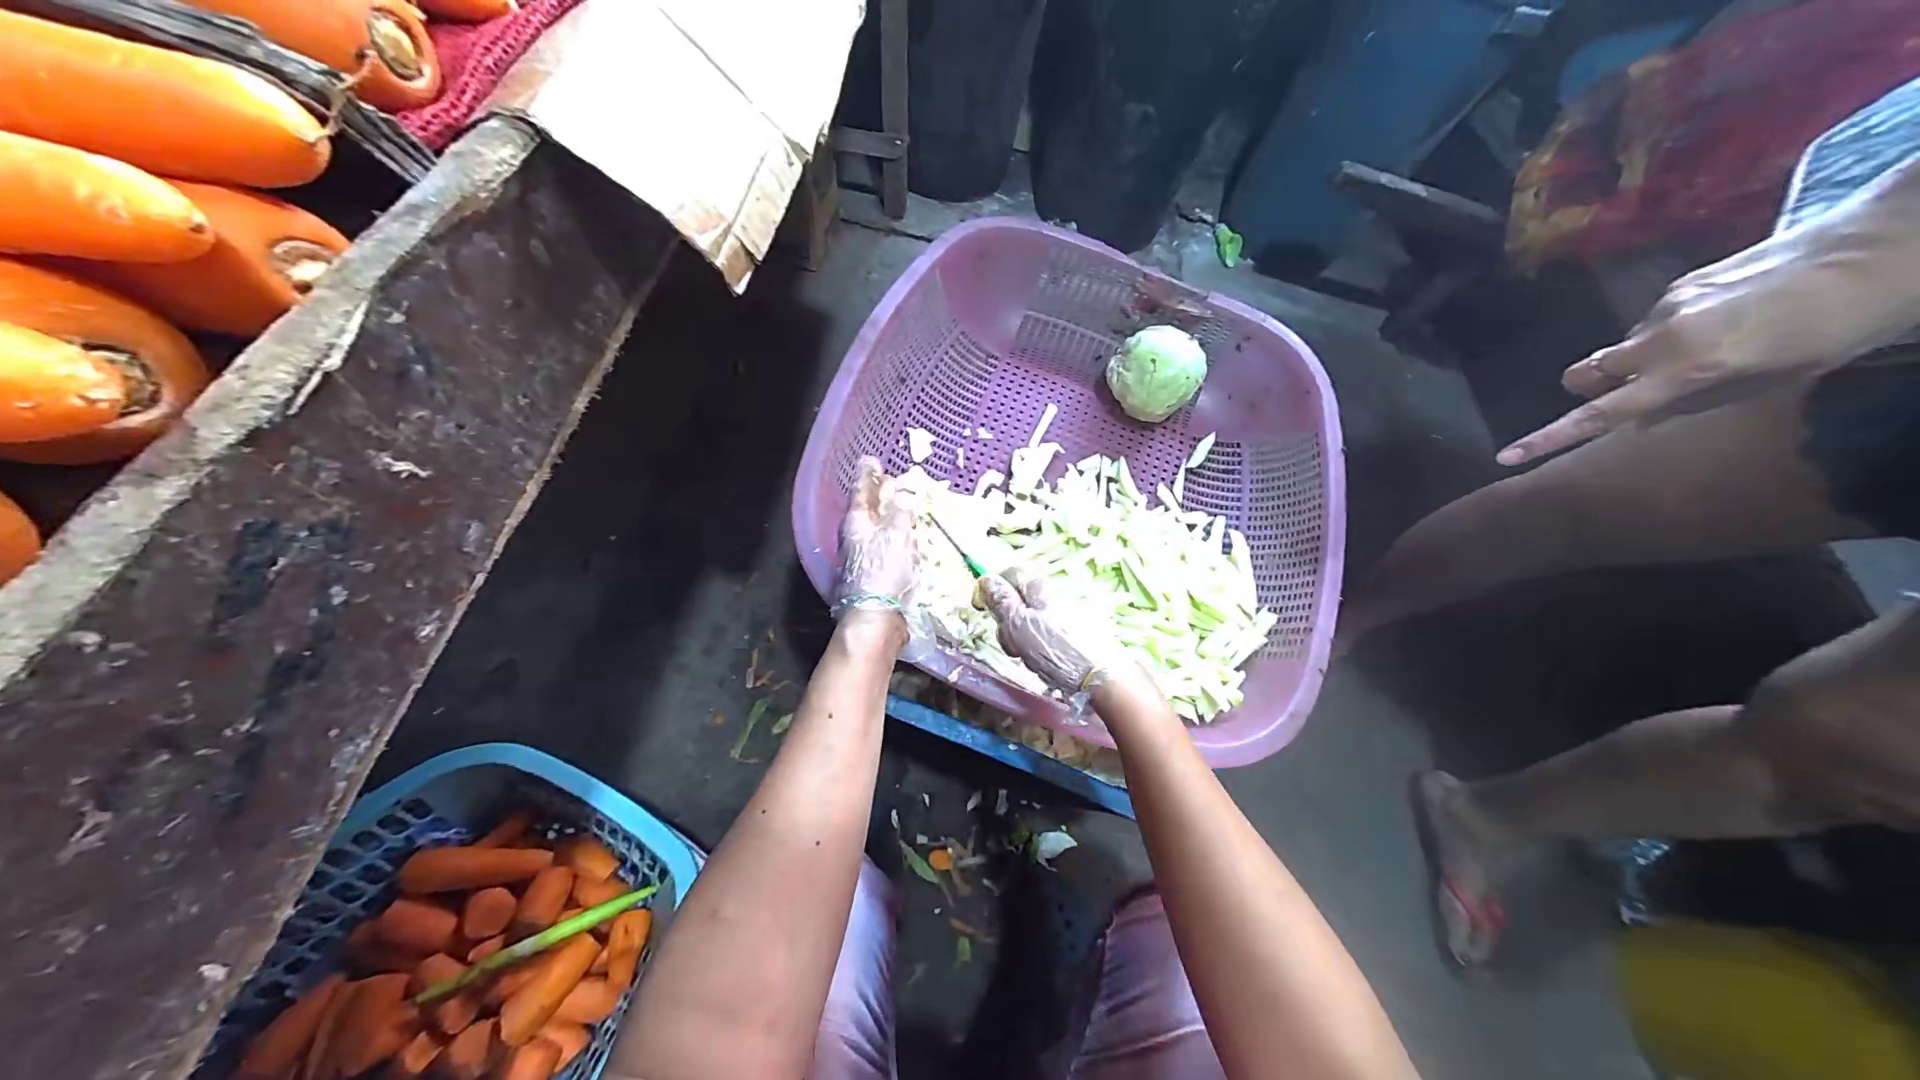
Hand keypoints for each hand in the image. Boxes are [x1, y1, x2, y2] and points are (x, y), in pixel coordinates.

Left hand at [833, 456, 916, 617]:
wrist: (875, 619)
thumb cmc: (884, 572)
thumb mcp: (898, 535)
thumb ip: (902, 510)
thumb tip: (903, 492)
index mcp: (856, 522)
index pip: (862, 491)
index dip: (869, 475)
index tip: (872, 460)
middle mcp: (854, 538)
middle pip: (869, 510)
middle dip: (881, 496)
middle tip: (894, 482)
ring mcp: (861, 558)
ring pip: (877, 530)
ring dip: (891, 519)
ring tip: (906, 510)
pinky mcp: (872, 576)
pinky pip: (885, 550)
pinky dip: (896, 541)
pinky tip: (908, 544)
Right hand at [977, 568, 1126, 693]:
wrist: (1103, 675)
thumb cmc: (1056, 649)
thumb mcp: (1018, 625)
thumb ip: (1001, 601)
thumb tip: (985, 579)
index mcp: (1039, 586)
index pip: (1008, 574)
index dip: (990, 589)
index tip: (981, 609)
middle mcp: (1056, 591)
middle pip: (1020, 599)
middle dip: (1009, 622)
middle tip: (1012, 646)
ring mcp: (1070, 610)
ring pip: (1034, 618)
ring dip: (1025, 637)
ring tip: (1032, 659)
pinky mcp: (1081, 629)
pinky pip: (1050, 631)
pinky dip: (1043, 644)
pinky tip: (1049, 661)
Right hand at [1499, 168, 1919, 466]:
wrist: (1894, 240)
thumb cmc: (1850, 324)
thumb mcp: (1780, 377)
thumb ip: (1700, 400)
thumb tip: (1644, 419)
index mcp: (1689, 369)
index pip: (1599, 413)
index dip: (1549, 438)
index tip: (1507, 457)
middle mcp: (1661, 338)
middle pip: (1583, 375)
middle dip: (1592, 389)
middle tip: (1637, 391)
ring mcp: (1666, 306)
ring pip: (1619, 349)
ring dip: (1637, 360)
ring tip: (1705, 349)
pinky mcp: (1681, 283)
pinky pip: (1652, 321)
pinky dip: (1669, 332)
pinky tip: (1725, 319)